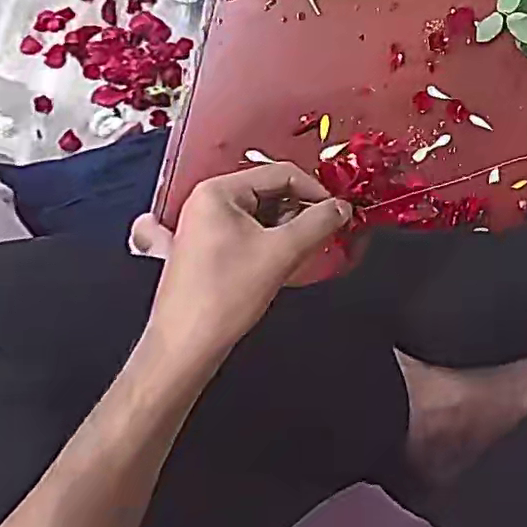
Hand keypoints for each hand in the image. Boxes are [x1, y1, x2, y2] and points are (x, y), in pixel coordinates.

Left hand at [142, 163, 350, 361]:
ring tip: (300, 252)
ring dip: (286, 230)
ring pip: (262, 214)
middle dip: (300, 213)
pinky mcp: (202, 250)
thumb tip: (343, 207)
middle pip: (272, 193)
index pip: (282, 174)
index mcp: (218, 191)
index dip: (316, 192)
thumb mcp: (283, 251)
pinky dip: (266, 241)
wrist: (183, 352)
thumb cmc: (227, 295)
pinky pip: (245, 233)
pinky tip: (279, 258)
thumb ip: (320, 221)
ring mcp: (201, 226)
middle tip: (320, 235)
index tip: (337, 213)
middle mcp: (206, 201)